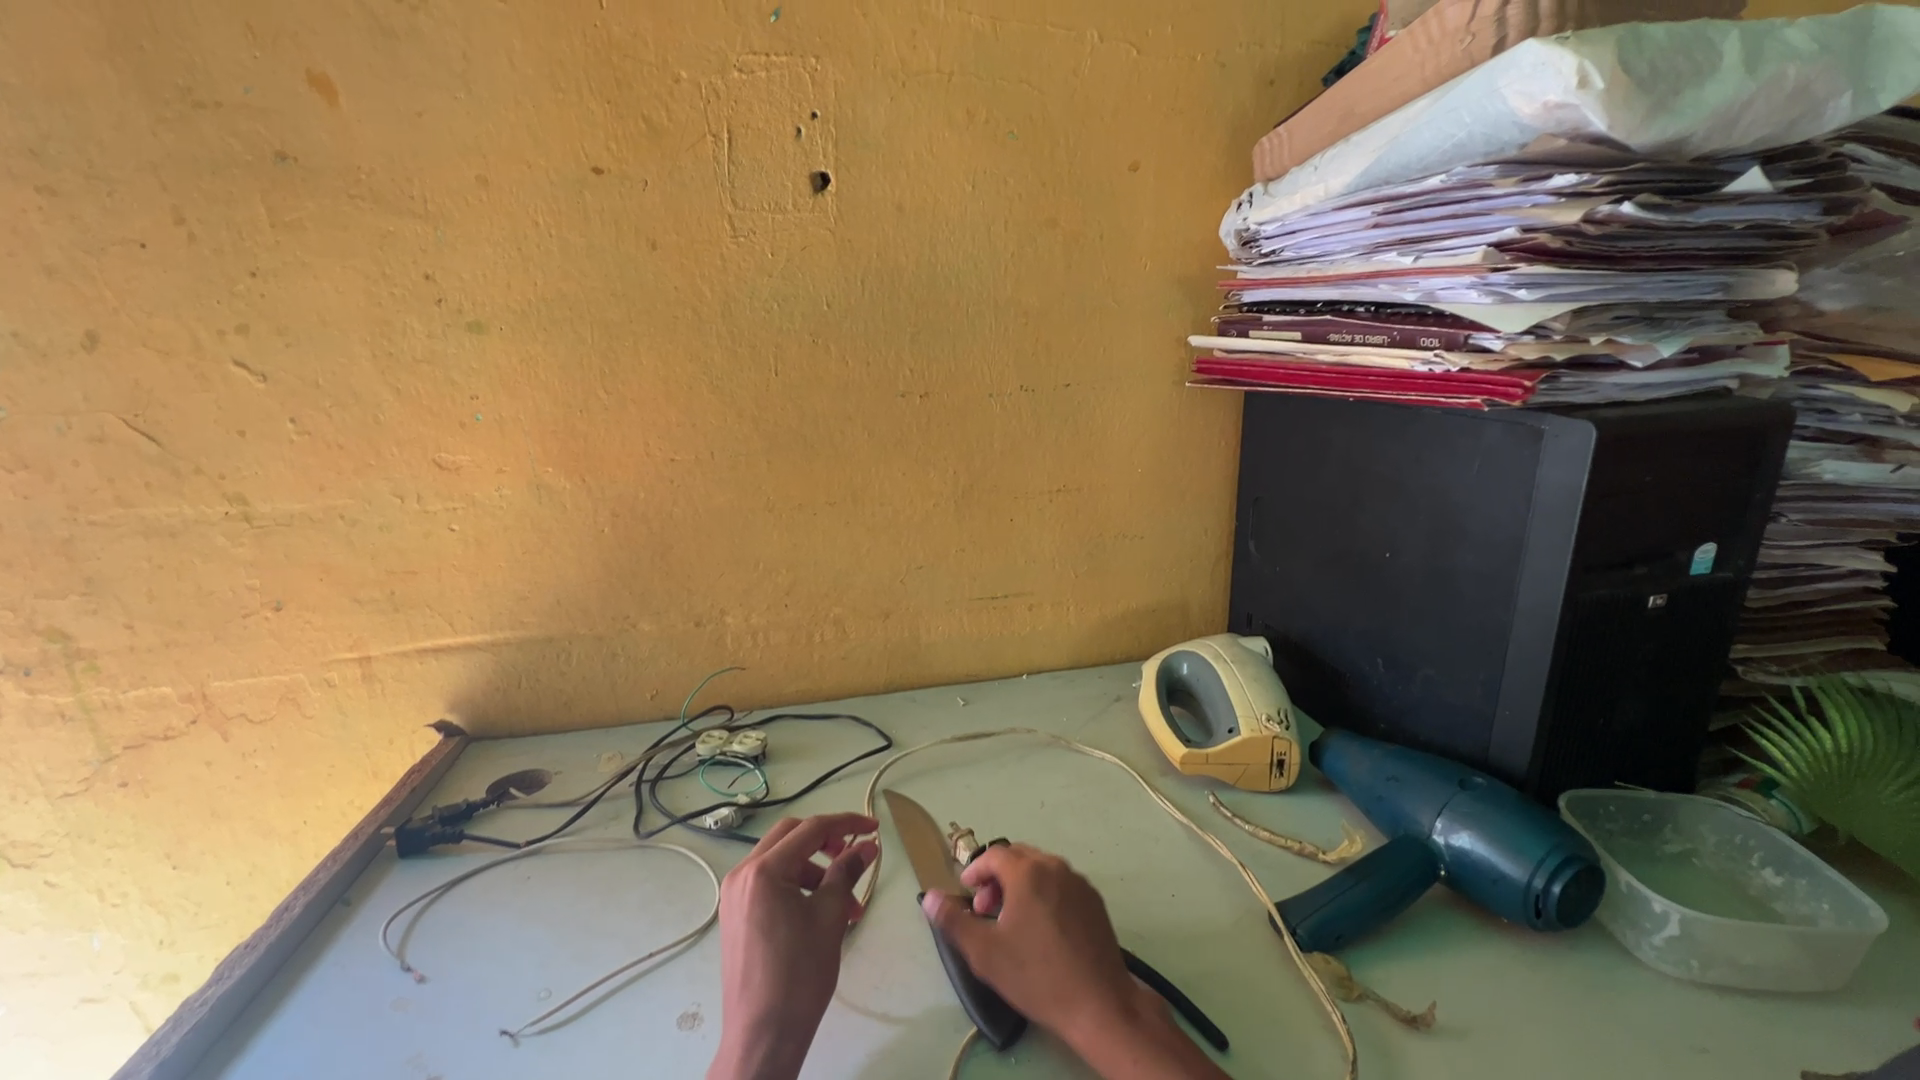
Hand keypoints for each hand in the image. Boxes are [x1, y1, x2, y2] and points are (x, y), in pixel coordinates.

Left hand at [708, 813, 878, 1079]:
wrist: (763, 1034)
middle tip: (854, 855)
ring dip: (814, 868)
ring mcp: (734, 895)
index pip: (809, 829)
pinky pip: (768, 882)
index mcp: (763, 871)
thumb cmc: (799, 975)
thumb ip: (847, 873)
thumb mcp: (830, 917)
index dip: (846, 824)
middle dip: (826, 840)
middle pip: (789, 836)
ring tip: (844, 900)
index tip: (873, 829)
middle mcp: (741, 875)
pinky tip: (819, 909)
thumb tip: (867, 847)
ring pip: (779, 860)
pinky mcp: (735, 915)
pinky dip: (796, 884)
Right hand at [921, 845, 1227, 1079]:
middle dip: (996, 877)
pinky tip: (1041, 928)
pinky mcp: (1094, 900)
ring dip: (1020, 884)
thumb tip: (929, 896)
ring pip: (1041, 869)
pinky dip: (1043, 892)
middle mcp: (1055, 867)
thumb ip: (953, 920)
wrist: (1098, 1003)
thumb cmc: (1036, 976)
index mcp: (1028, 872)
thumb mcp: (985, 952)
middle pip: (1018, 856)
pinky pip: (1061, 883)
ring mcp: (1079, 882)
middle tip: (985, 910)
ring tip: (1011, 920)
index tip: (966, 895)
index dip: (975, 871)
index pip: (993, 855)